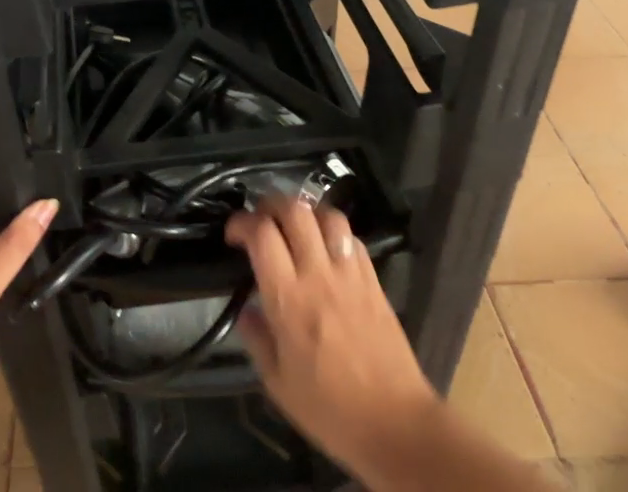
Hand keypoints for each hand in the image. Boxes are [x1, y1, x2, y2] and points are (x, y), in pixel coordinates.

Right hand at [225, 199, 438, 473]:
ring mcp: (351, 275)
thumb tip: (246, 310)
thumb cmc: (329, 408)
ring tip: (293, 226)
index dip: (241, 222)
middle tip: (260, 220)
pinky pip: (353, 239)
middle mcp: (319, 275)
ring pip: (328, 216)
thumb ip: (257, 339)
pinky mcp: (375, 283)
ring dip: (306, 212)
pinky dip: (334, 232)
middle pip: (295, 211)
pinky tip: (326, 248)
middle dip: (271, 205)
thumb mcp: (277, 382)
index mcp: (288, 298)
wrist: (395, 422)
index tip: (232, 234)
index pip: (261, 234)